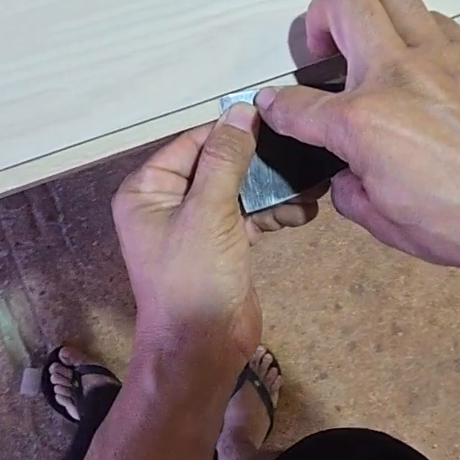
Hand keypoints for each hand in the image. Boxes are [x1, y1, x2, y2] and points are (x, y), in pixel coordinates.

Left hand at [113, 105, 317, 366]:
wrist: (202, 350)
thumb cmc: (193, 279)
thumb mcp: (207, 213)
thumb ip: (225, 159)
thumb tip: (241, 110)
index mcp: (147, 190)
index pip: (191, 144)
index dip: (230, 130)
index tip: (275, 119)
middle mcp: (168, 202)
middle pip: (217, 164)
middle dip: (257, 160)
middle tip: (300, 147)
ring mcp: (197, 225)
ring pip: (238, 190)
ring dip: (272, 188)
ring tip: (311, 178)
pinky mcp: (223, 245)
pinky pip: (249, 216)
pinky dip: (273, 213)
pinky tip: (305, 209)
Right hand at [256, 0, 459, 285]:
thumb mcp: (385, 223)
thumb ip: (350, 192)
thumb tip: (346, 175)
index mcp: (365, 123)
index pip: (299, 104)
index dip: (278, 105)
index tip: (277, 104)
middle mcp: (399, 76)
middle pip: (344, 3)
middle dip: (320, 18)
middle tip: (324, 48)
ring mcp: (444, 58)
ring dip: (375, 16)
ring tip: (377, 49)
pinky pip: (440, 22)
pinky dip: (421, 36)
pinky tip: (426, 69)